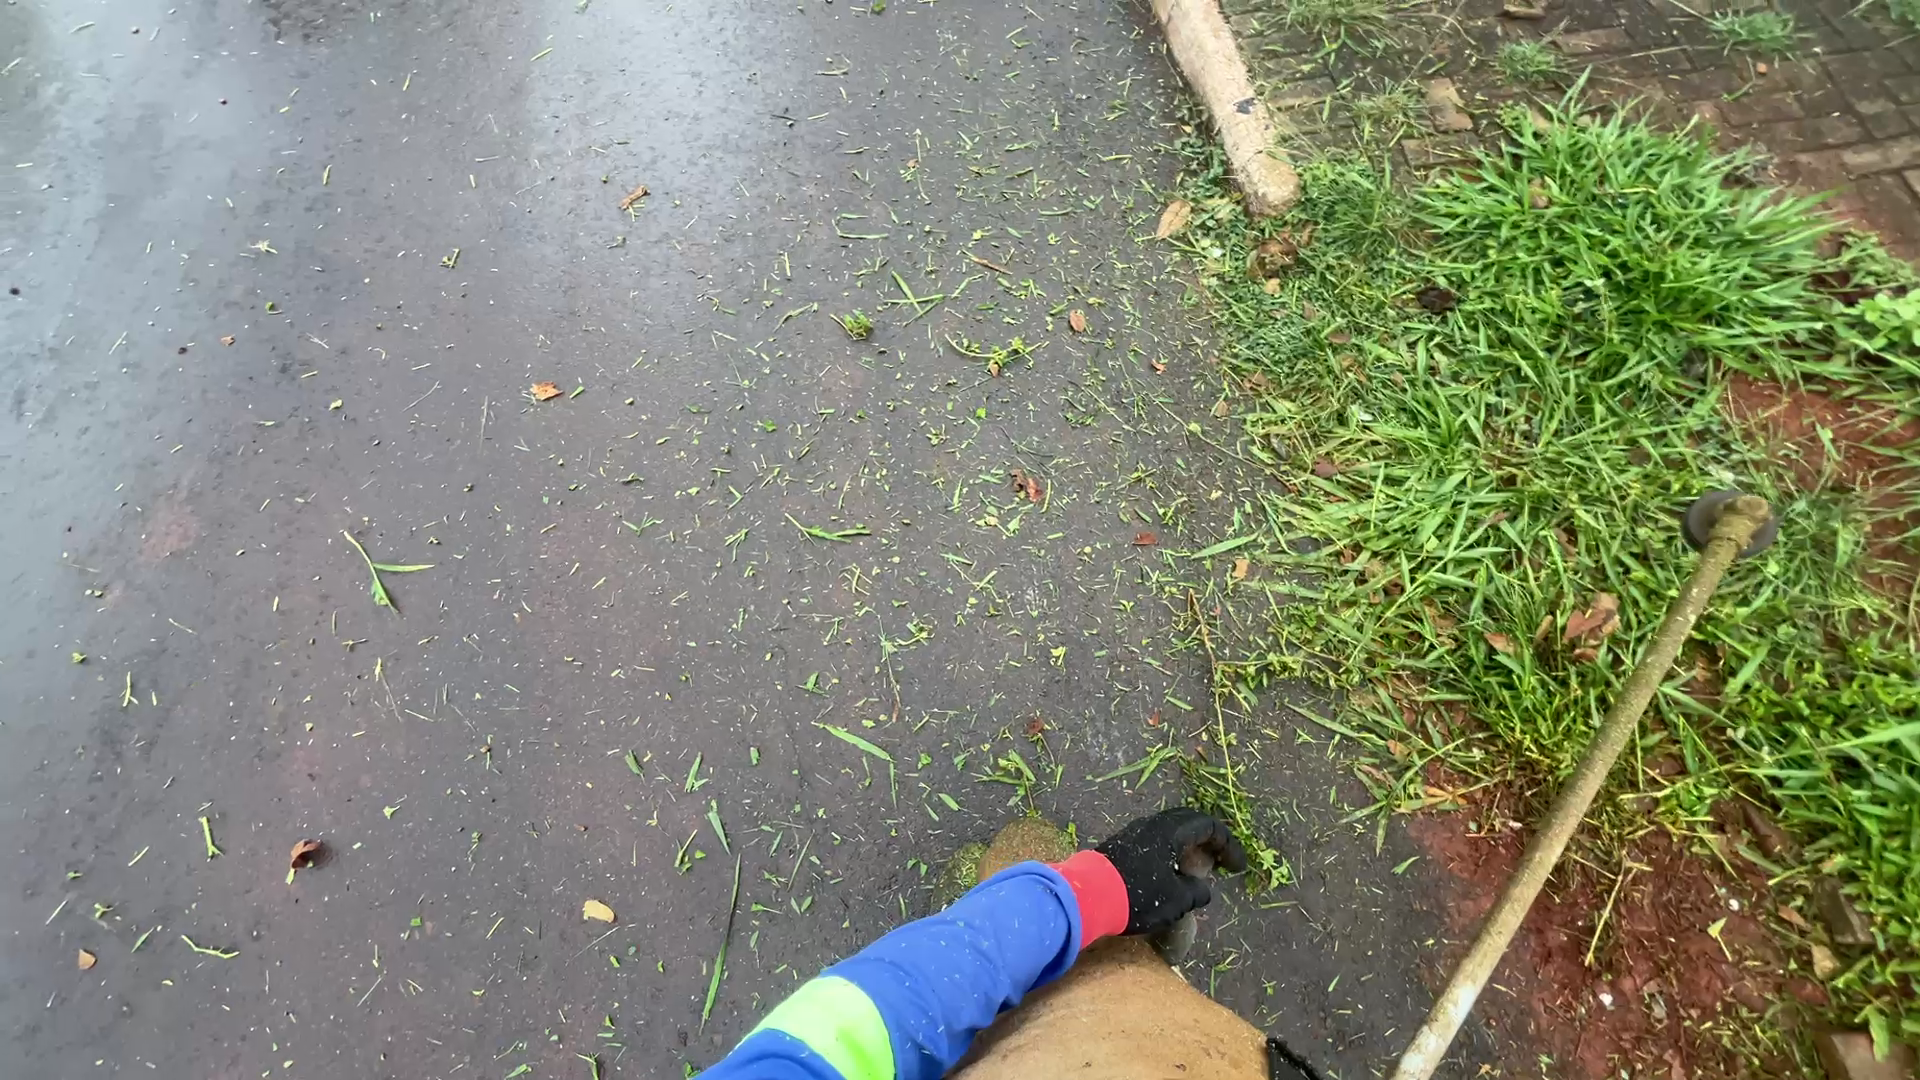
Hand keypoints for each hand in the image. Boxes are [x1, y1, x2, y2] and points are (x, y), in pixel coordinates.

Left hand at [1094, 807, 1247, 935]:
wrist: (1089, 895)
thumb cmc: (1137, 895)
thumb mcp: (1176, 900)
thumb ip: (1195, 891)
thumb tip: (1202, 888)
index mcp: (1170, 832)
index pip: (1207, 826)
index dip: (1227, 844)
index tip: (1237, 867)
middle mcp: (1152, 825)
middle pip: (1188, 822)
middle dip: (1208, 840)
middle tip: (1219, 862)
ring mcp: (1135, 832)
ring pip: (1170, 831)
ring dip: (1188, 846)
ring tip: (1196, 870)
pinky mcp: (1122, 844)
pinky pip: (1156, 840)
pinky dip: (1171, 852)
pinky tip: (1171, 873)